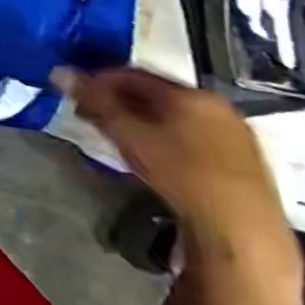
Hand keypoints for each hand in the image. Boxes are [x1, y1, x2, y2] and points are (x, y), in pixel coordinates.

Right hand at [54, 67, 299, 275]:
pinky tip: (156, 158)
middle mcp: (217, 105)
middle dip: (121, 101)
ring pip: (177, 117)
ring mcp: (234, 133)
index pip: (134, 74)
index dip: (100, 79)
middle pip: (158, 94)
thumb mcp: (129, 136)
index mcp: (191, 92)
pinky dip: (168, 138)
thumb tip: (59, 72)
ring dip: (144, 121)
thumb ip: (96, 103)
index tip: (76, 92)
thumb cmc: (181, 175)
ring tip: (120, 138)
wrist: (242, 232)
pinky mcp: (244, 162)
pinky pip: (195, 137)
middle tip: (94, 116)